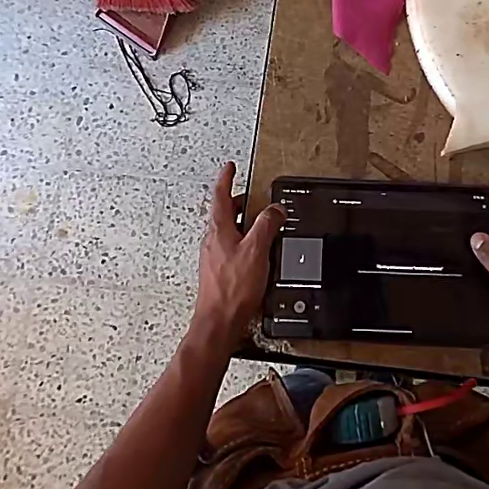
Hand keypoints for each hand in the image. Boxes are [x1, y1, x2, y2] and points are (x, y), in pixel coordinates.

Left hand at [193, 163, 284, 354]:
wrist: (220, 321)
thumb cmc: (233, 288)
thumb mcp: (257, 249)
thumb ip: (267, 225)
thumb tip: (275, 210)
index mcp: (219, 230)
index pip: (221, 196)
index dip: (226, 179)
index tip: (230, 167)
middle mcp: (213, 241)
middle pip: (224, 213)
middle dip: (238, 202)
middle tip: (250, 196)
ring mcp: (214, 256)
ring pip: (228, 231)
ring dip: (242, 223)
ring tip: (258, 223)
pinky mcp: (220, 271)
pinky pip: (231, 247)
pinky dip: (243, 241)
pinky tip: (256, 251)